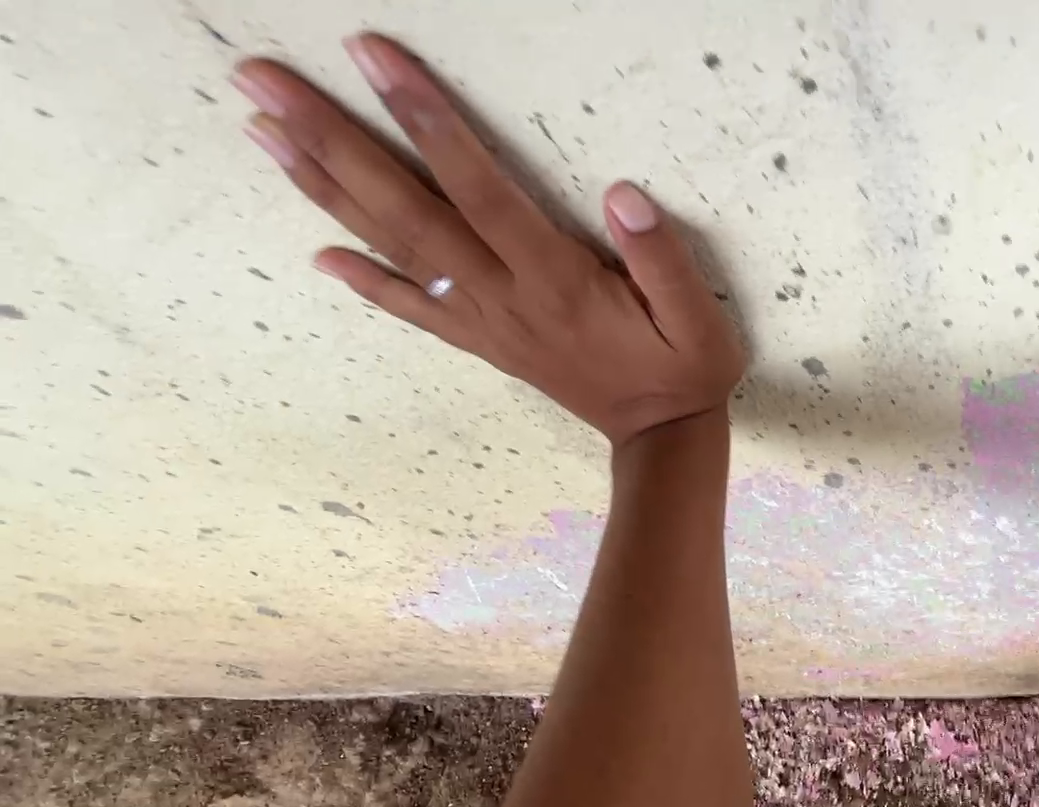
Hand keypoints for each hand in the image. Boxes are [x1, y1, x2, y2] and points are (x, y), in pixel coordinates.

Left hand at [230, 34, 743, 446]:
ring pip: (402, 254)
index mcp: (559, 282)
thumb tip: (622, 195)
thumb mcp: (698, 319)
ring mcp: (493, 325)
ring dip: (330, 195)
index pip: (482, 192)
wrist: (664, 435)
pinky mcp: (491, 345)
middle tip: (258, 81)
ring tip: (265, 136)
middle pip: (412, 214)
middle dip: (336, 143)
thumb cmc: (687, 371)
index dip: (429, 123)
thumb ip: (663, 260)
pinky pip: (419, 312)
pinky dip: (369, 283)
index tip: (372, 57)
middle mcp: (510, 298)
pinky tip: (323, 256)